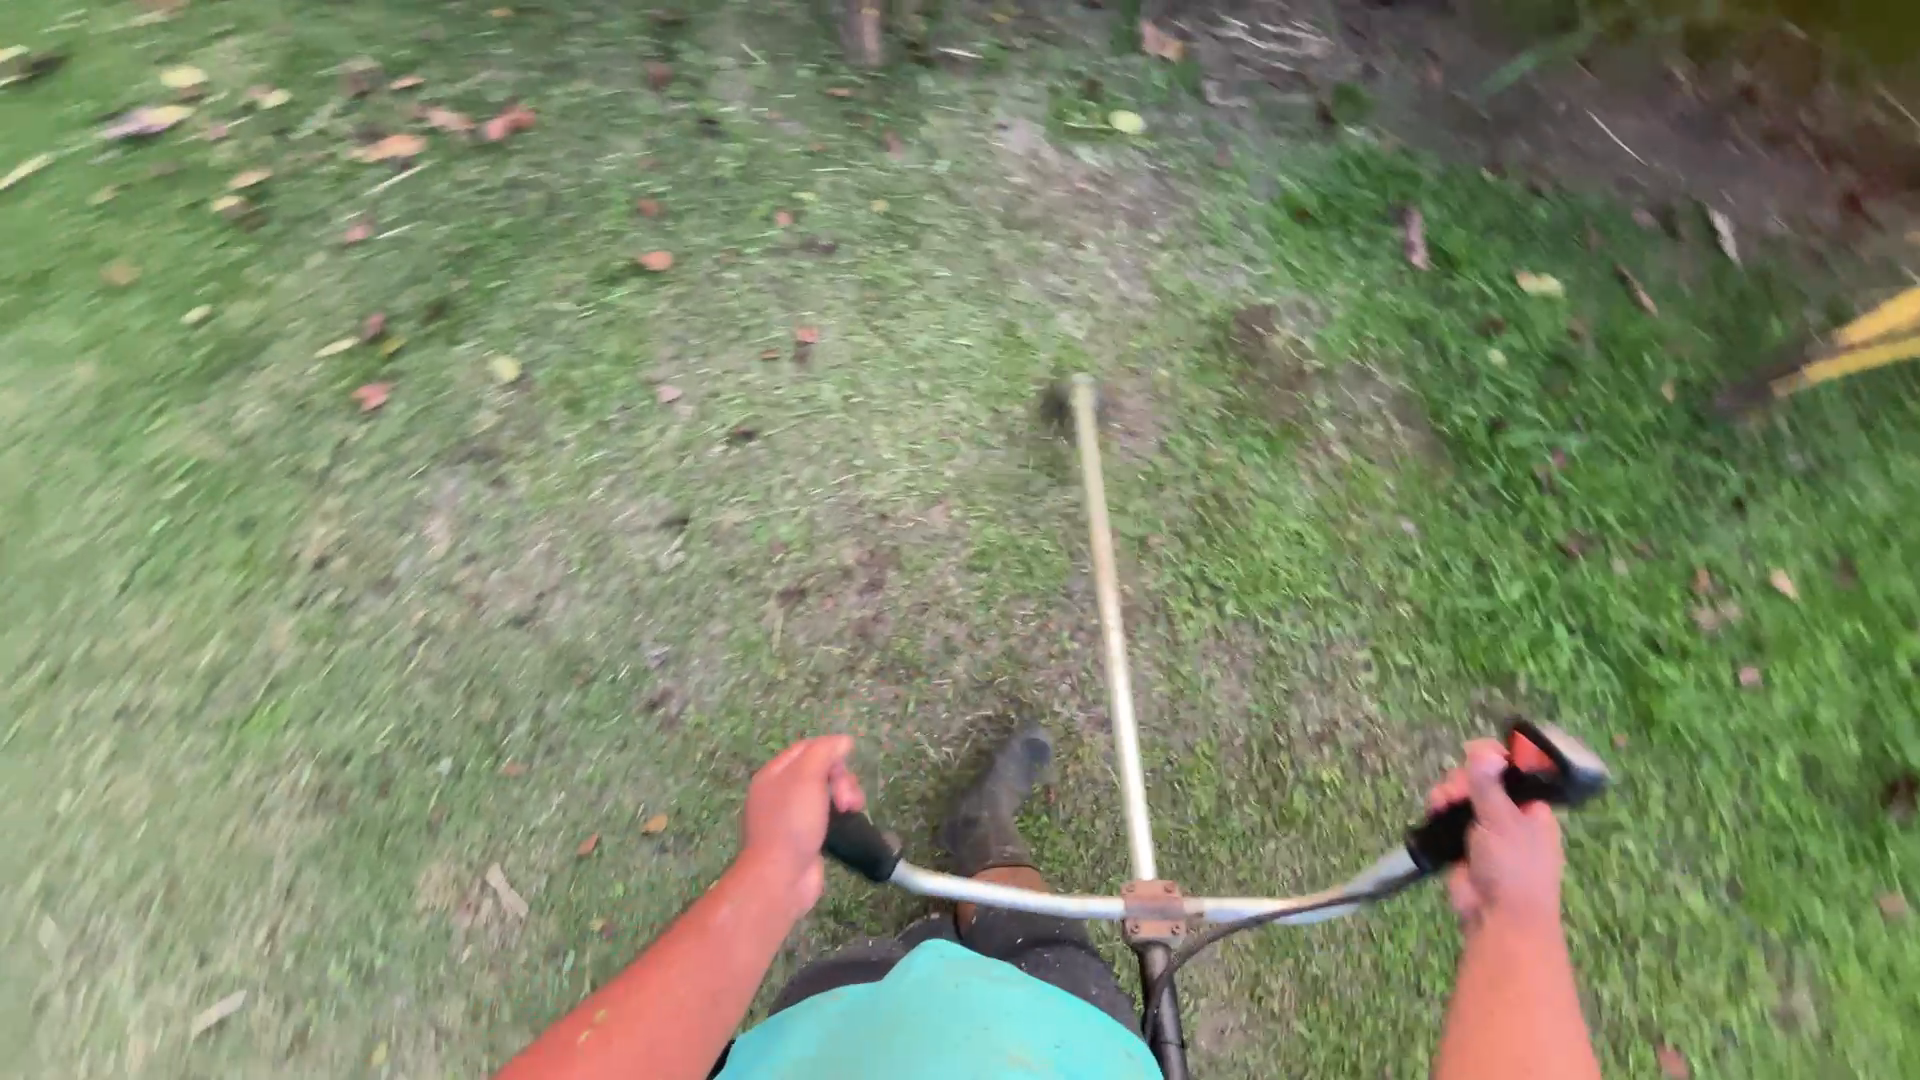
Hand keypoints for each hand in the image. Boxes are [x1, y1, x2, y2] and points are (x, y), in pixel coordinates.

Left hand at [738, 736, 865, 915]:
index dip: (829, 750)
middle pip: (820, 770)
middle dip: (841, 778)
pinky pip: (829, 815)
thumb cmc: (792, 822)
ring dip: (846, 795)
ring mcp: (794, 816)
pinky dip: (842, 815)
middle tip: (847, 797)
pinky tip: (849, 821)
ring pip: (828, 792)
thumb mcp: (807, 776)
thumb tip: (843, 741)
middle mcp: (781, 792)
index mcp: (774, 774)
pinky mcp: (807, 836)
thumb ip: (825, 751)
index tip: (846, 761)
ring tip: (852, 810)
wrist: (781, 878)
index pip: (806, 748)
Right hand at [1426, 739, 1564, 931]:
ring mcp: (1484, 828)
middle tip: (1458, 793)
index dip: (1492, 759)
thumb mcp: (1502, 820)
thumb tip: (1485, 749)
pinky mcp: (1461, 841)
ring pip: (1460, 795)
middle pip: (1480, 778)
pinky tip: (1434, 813)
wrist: (1498, 917)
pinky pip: (1447, 814)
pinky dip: (1438, 811)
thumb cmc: (1514, 867)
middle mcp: (1509, 814)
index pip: (1513, 770)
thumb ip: (1489, 784)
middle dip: (1463, 780)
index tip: (1473, 756)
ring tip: (1441, 805)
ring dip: (1447, 794)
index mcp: (1531, 808)